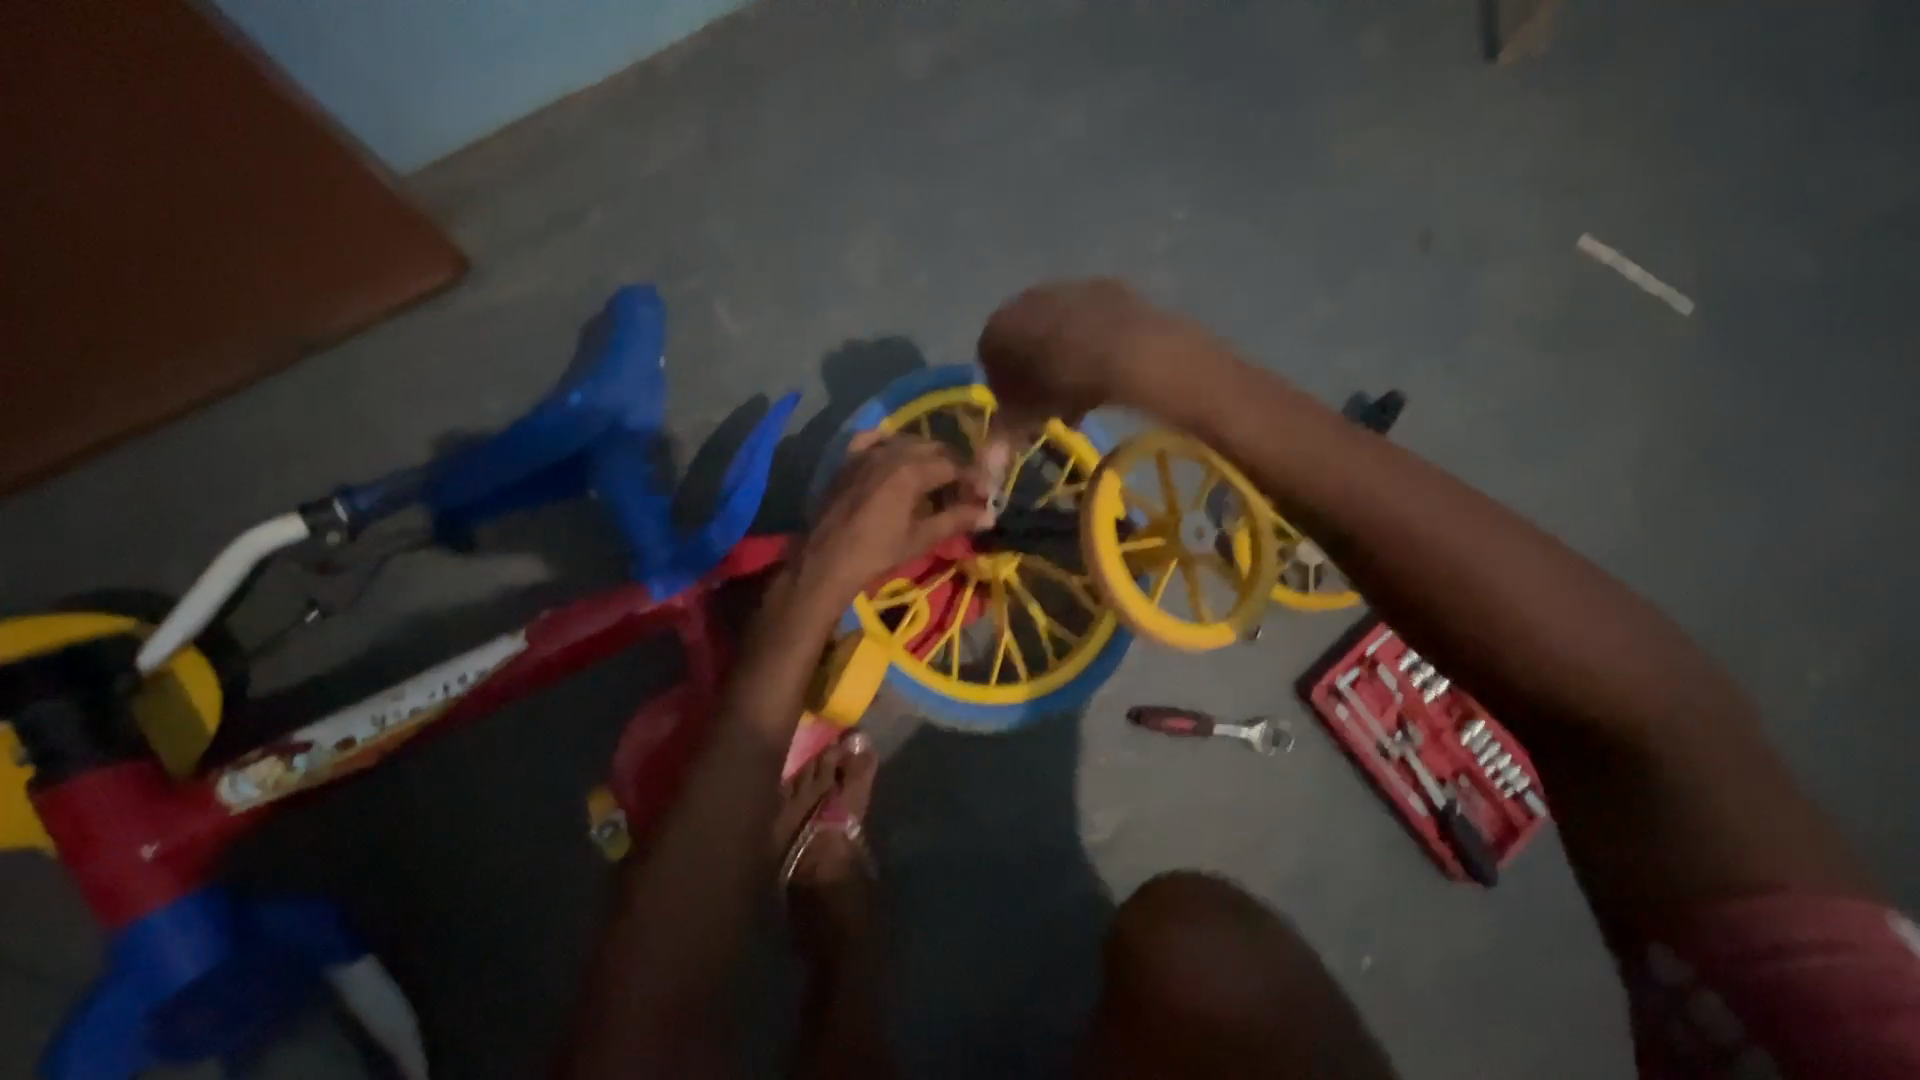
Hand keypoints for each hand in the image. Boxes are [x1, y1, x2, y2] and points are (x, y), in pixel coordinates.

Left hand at [794, 433, 990, 604]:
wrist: (827, 560)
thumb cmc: (877, 553)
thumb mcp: (921, 538)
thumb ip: (956, 520)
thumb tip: (987, 514)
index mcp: (912, 470)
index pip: (954, 464)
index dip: (972, 478)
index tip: (982, 494)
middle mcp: (891, 452)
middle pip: (933, 448)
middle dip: (952, 464)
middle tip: (961, 489)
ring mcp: (866, 453)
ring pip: (906, 441)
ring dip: (925, 455)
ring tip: (933, 478)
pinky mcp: (848, 460)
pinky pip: (873, 439)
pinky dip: (889, 443)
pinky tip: (894, 457)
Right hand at [974, 278, 1199, 479]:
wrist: (1121, 348)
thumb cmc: (1059, 384)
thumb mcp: (1026, 416)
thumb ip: (1003, 433)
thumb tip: (988, 461)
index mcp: (997, 327)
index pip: (988, 358)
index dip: (1004, 389)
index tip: (1022, 412)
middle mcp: (1023, 300)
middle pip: (1024, 341)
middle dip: (1035, 372)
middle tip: (1053, 405)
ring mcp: (1064, 288)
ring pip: (1057, 330)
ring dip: (1065, 359)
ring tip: (1084, 395)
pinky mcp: (1101, 287)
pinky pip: (1090, 322)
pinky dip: (1093, 343)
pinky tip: (1107, 368)